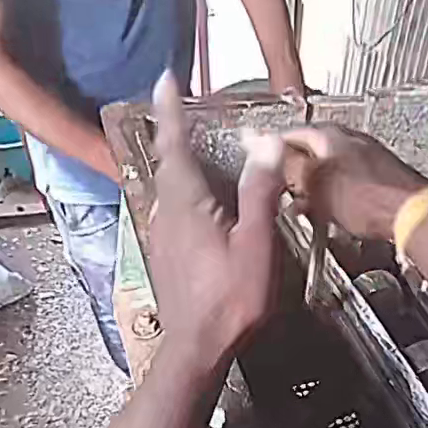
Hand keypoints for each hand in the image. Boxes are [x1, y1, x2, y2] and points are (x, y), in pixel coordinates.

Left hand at [146, 74, 281, 369]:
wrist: (197, 347)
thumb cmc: (231, 299)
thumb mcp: (255, 244)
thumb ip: (260, 193)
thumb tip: (266, 143)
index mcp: (186, 205)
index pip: (174, 146)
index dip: (171, 112)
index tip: (165, 79)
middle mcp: (165, 215)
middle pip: (168, 165)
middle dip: (176, 135)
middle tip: (188, 112)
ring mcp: (161, 238)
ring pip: (168, 190)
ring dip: (179, 166)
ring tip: (197, 152)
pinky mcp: (164, 256)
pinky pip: (171, 211)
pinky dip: (183, 195)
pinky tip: (199, 205)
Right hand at [276, 124, 427, 240]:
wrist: (410, 215)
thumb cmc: (368, 198)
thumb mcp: (315, 181)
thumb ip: (288, 164)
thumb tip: (262, 147)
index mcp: (330, 135)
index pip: (290, 135)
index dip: (271, 151)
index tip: (260, 165)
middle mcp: (349, 141)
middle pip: (310, 153)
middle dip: (293, 173)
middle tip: (282, 192)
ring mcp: (366, 159)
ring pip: (327, 170)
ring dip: (313, 188)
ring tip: (305, 206)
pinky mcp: (377, 180)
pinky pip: (345, 185)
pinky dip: (332, 197)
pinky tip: (331, 213)